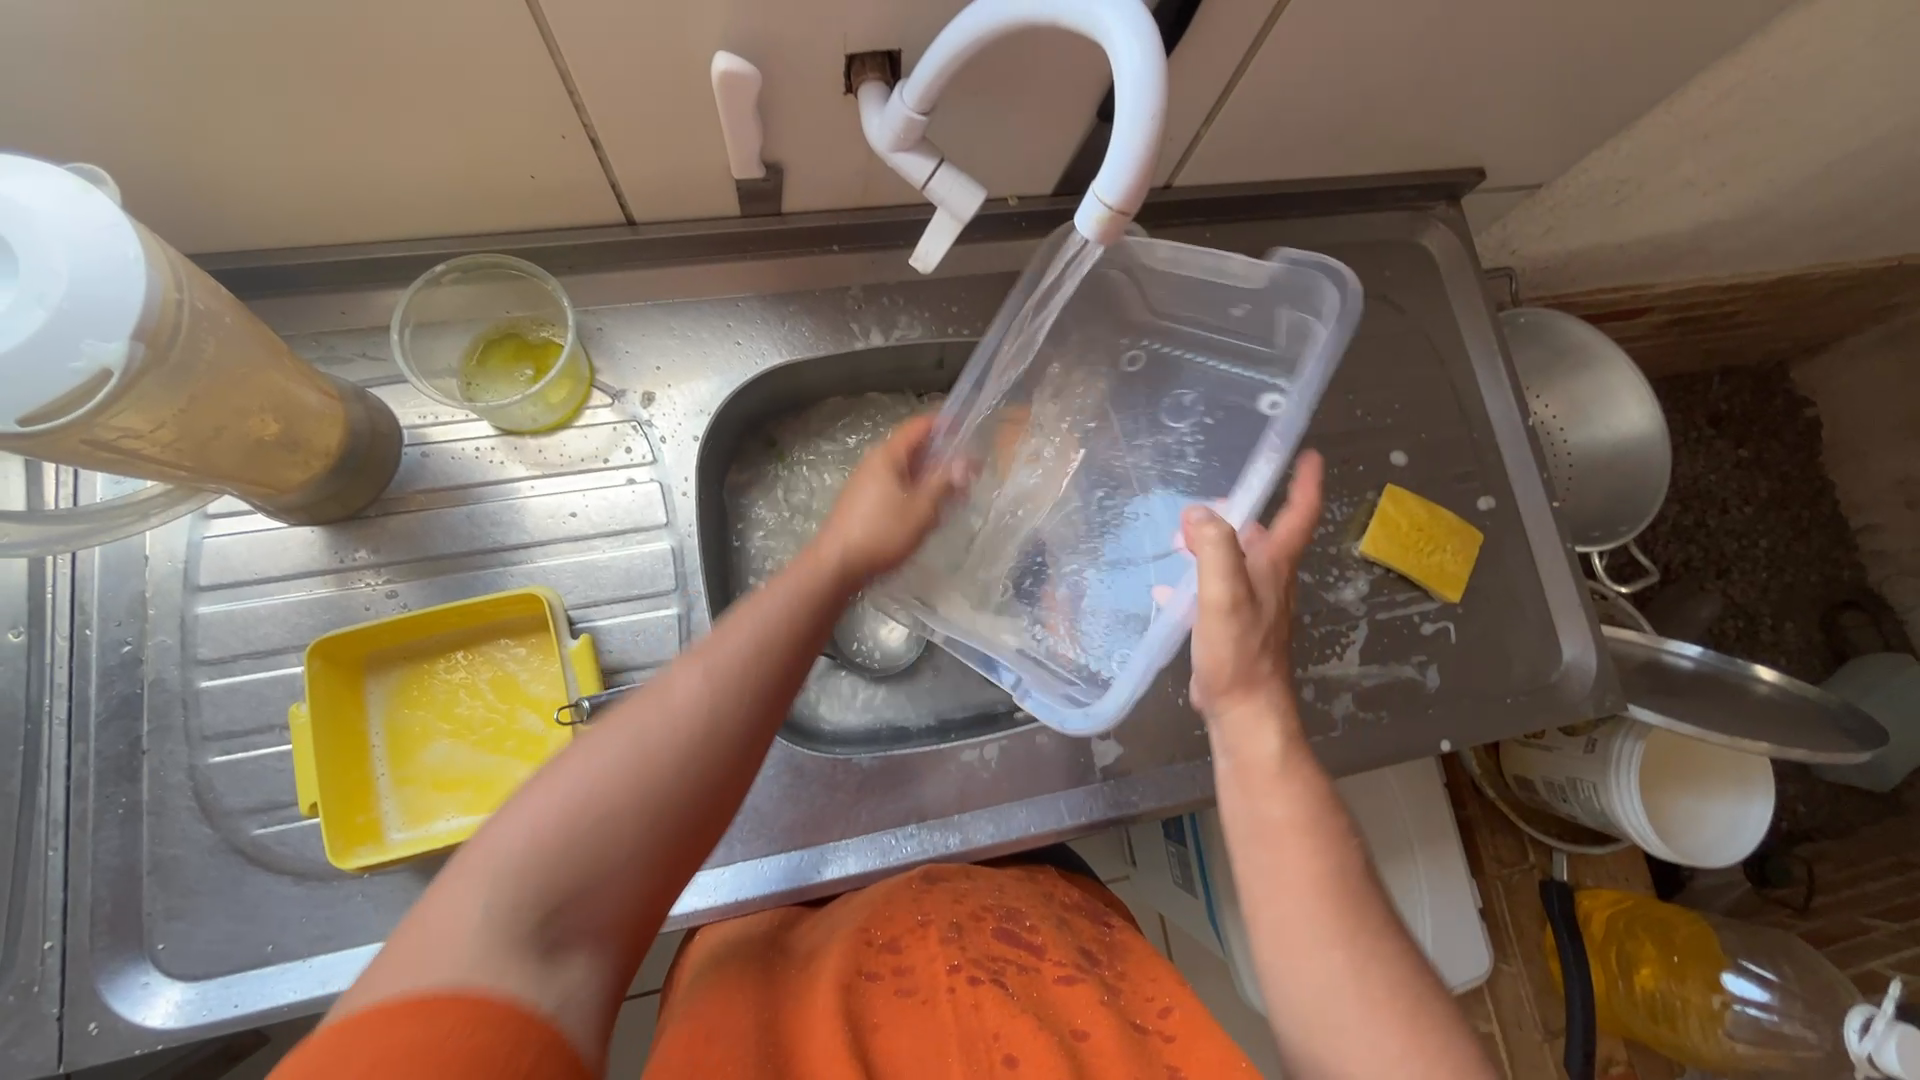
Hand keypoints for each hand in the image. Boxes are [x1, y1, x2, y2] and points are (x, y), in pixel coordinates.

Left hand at [814, 414, 962, 586]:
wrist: (836, 565)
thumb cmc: (882, 533)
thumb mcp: (921, 508)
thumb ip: (944, 481)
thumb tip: (965, 460)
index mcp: (887, 455)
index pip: (920, 425)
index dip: (946, 425)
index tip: (971, 433)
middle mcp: (874, 462)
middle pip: (913, 448)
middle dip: (942, 457)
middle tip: (969, 472)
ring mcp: (866, 482)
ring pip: (906, 471)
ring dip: (930, 478)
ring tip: (954, 496)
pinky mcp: (863, 502)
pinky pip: (896, 487)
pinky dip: (916, 492)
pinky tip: (928, 512)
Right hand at [1182, 450, 1323, 727]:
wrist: (1244, 709)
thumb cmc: (1238, 651)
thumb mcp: (1224, 594)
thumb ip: (1214, 548)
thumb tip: (1199, 512)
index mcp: (1274, 566)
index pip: (1298, 514)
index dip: (1305, 483)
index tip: (1306, 455)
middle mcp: (1269, 580)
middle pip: (1259, 535)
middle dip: (1236, 514)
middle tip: (1199, 505)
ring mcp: (1252, 604)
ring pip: (1234, 561)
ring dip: (1211, 545)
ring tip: (1178, 539)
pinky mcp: (1232, 626)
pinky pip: (1214, 589)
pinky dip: (1194, 580)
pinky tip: (1167, 589)